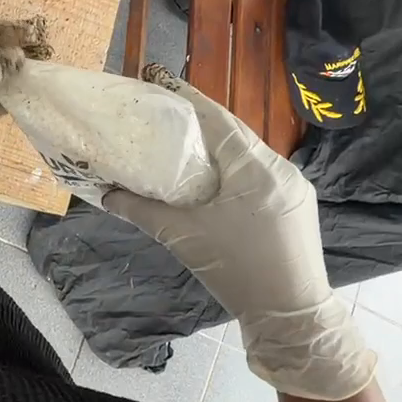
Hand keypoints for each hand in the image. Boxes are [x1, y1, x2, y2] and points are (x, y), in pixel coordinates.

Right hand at [102, 71, 375, 400]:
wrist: (293, 320)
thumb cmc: (237, 272)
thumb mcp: (183, 238)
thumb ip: (141, 210)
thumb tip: (105, 194)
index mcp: (255, 169)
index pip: (217, 119)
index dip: (186, 99)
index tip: (160, 81)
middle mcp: (280, 168)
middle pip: (234, 133)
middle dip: (199, 121)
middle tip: (164, 112)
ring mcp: (294, 186)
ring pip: (248, 153)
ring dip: (217, 146)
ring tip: (183, 141)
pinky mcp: (297, 204)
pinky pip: (260, 172)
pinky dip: (234, 167)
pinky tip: (213, 176)